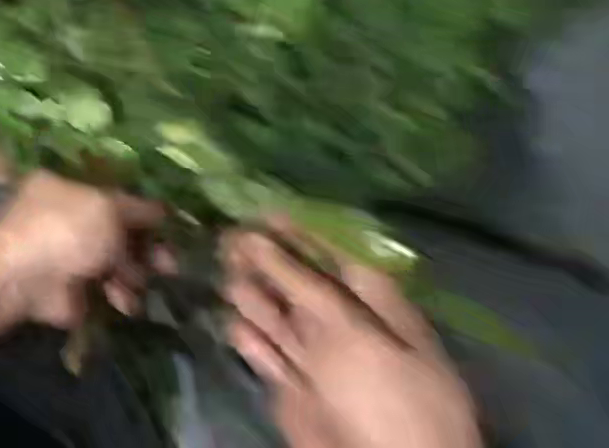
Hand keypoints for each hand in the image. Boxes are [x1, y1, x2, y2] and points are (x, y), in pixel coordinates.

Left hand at [0, 171, 162, 326]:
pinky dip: (121, 296)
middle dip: (145, 248)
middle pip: (116, 230)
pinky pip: (110, 288)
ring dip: (134, 275)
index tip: (170, 229)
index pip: (108, 195)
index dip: (141, 212)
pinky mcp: (74, 285)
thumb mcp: (104, 207)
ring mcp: (68, 251)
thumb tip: (160, 209)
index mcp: (62, 187)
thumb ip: (135, 208)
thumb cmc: (64, 230)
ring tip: (133, 282)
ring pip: (117, 261)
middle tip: (168, 265)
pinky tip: (122, 301)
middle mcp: (63, 215)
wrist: (28, 277)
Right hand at [224, 230, 480, 447]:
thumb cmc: (382, 396)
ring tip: (241, 294)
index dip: (305, 237)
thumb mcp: (348, 329)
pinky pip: (256, 342)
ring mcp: (315, 356)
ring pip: (269, 307)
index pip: (343, 263)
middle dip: (262, 260)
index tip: (261, 211)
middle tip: (226, 240)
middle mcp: (347, 330)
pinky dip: (248, 336)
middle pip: (297, 281)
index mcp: (382, 319)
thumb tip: (248, 232)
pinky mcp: (285, 377)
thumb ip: (297, 277)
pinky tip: (247, 337)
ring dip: (250, 296)